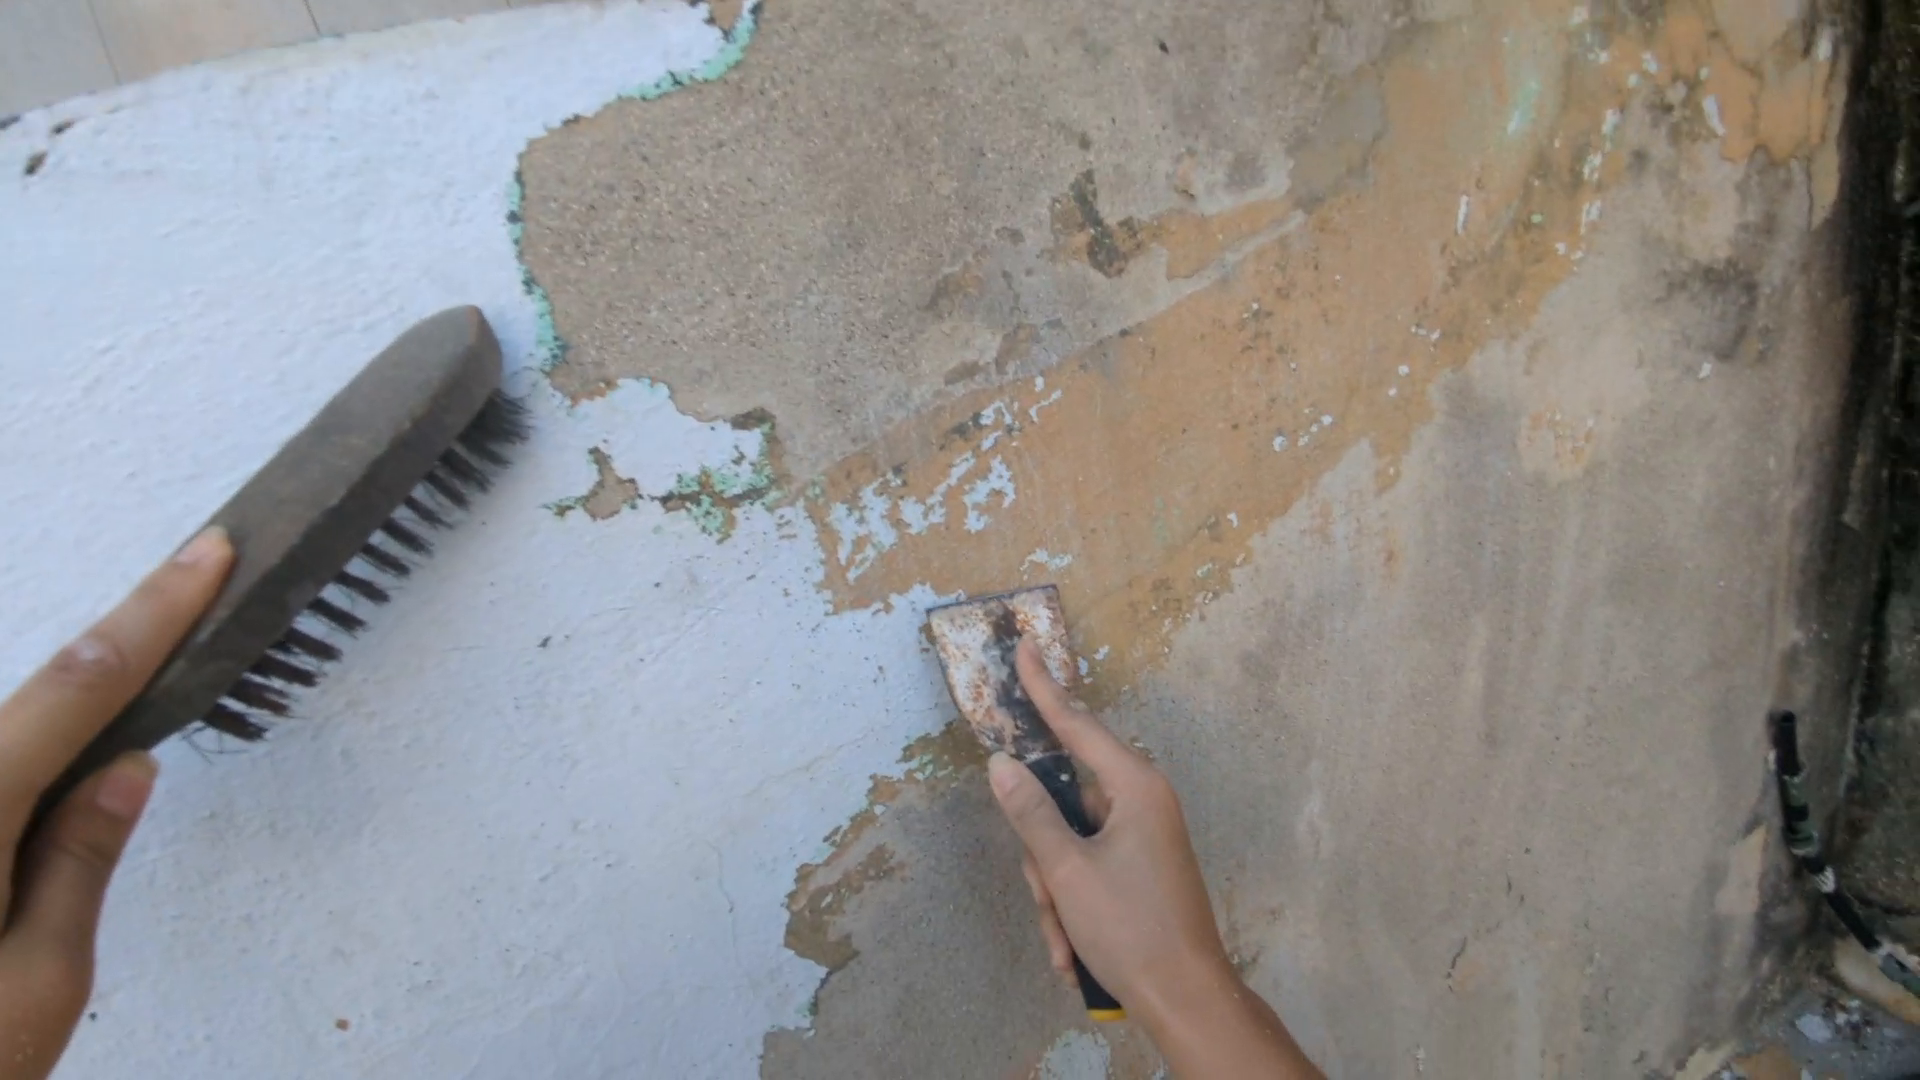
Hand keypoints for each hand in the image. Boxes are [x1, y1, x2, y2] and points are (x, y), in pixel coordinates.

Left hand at [0, 528, 232, 1079]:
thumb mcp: (32, 986)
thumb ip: (71, 865)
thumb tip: (125, 765)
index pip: (75, 688)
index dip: (153, 612)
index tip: (207, 552)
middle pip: (20, 707)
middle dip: (113, 657)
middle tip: (190, 611)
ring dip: (62, 715)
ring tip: (133, 721)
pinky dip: (26, 752)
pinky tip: (62, 769)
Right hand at [988, 639, 1321, 1077]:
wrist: (1189, 1003)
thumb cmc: (1131, 929)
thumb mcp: (1068, 872)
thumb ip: (1031, 813)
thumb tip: (1001, 763)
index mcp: (1134, 786)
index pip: (1077, 724)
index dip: (1045, 687)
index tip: (1025, 648)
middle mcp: (1140, 799)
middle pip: (1064, 797)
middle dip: (1044, 851)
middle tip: (1047, 897)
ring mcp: (1141, 832)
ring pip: (1069, 837)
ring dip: (1055, 886)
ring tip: (1065, 939)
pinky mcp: (1138, 860)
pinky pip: (1086, 862)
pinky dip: (1071, 900)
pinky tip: (1072, 948)